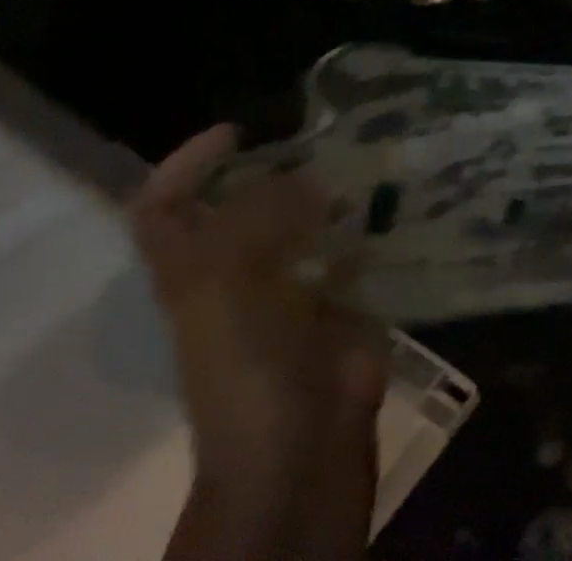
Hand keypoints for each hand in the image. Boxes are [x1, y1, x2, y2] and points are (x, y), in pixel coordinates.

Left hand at [130, 125, 386, 554]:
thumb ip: (258, 218)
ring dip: (336, 197)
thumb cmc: (248, 365)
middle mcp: (240, 273)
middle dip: (282, 171)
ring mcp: (295, 291)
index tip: (241, 130)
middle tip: (332, 139)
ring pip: (309, 228)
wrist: (301, 440)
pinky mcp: (346, 306)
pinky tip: (405, 208)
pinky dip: (376, 231)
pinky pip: (359, 255)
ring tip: (377, 161)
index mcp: (194, 270)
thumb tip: (306, 175)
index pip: (166, 207)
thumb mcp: (229, 284)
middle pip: (248, 209)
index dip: (189, 164)